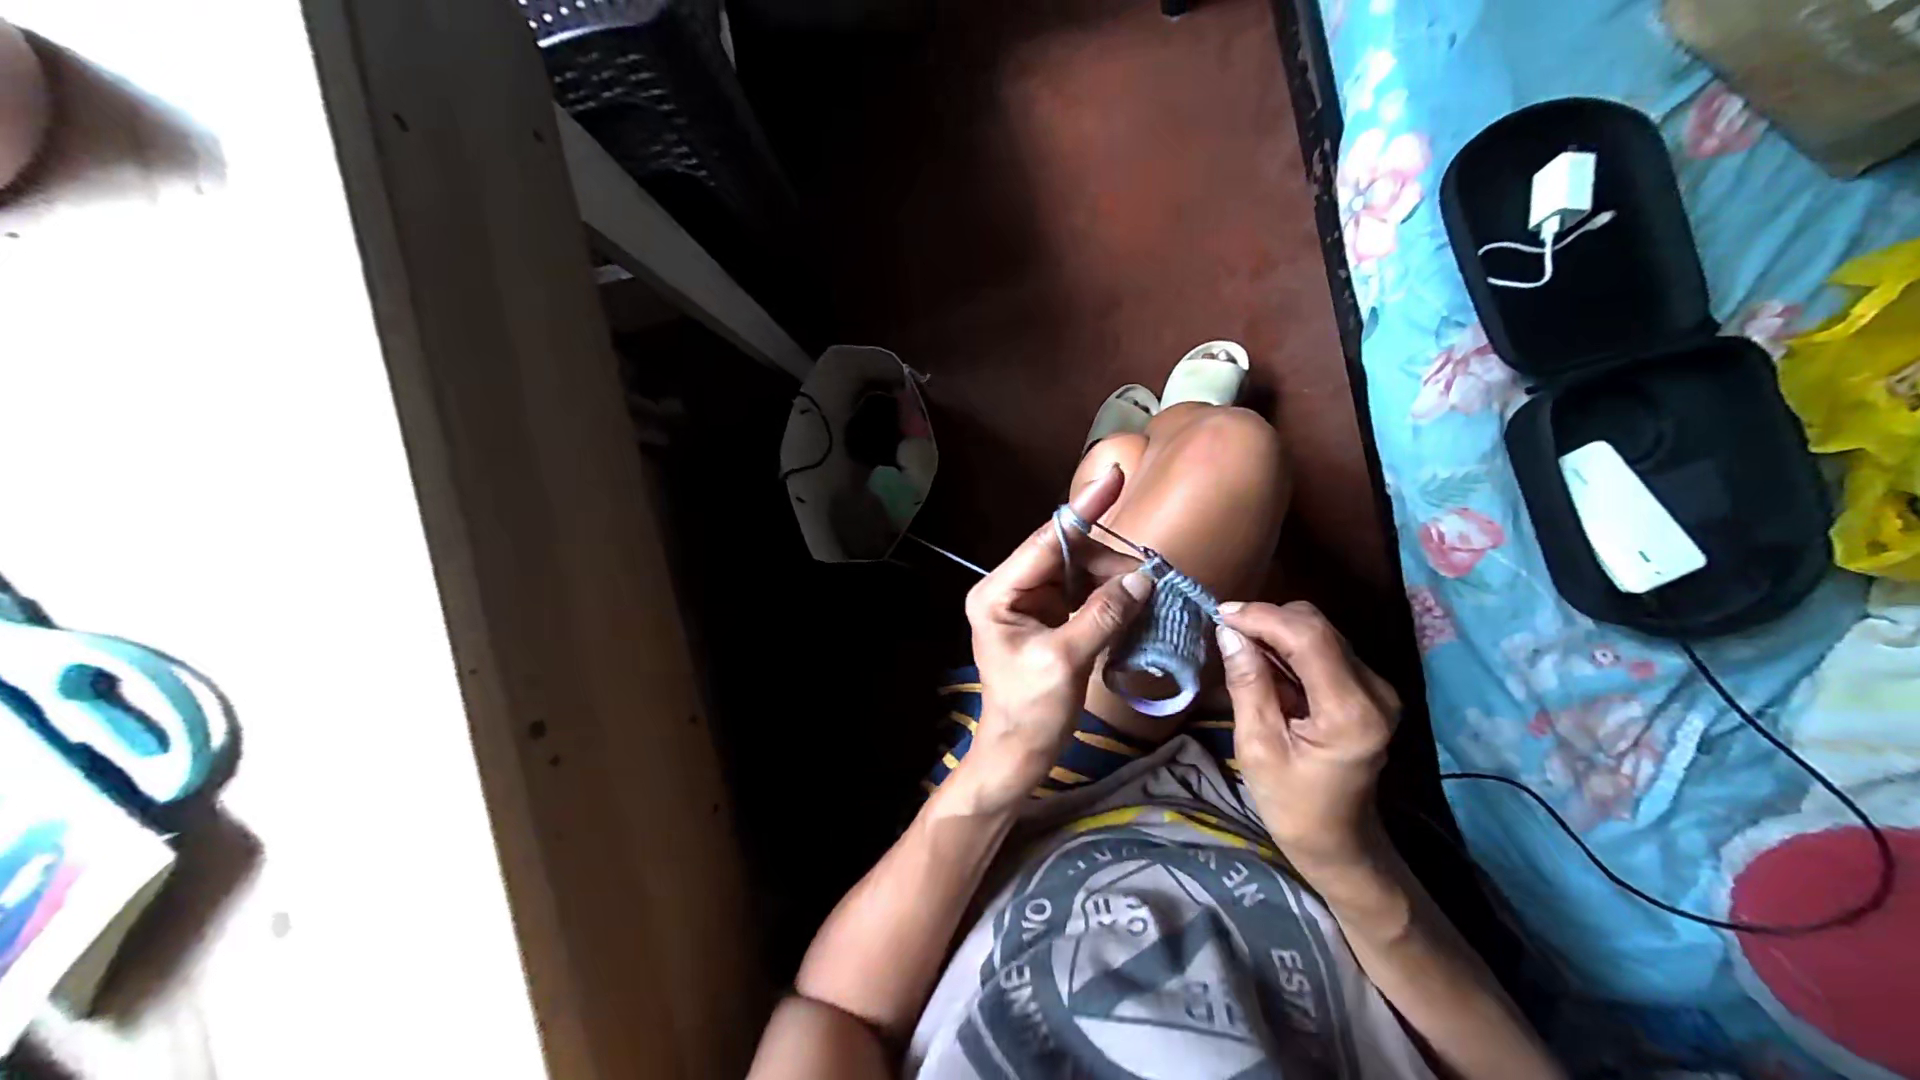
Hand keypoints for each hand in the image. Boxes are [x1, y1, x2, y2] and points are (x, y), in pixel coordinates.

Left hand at [956, 465, 1153, 814]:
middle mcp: (1010, 590)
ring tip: (1145, 594)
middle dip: (1108, 562)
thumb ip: (1102, 615)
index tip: (1113, 476)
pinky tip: (1132, 603)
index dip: (1083, 510)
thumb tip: (1142, 579)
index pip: (1044, 541)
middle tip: (1148, 579)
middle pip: (1065, 555)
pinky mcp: (1048, 619)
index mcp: (998, 593)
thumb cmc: (1030, 711)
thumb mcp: (1065, 661)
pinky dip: (1109, 597)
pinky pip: (1083, 595)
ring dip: (1112, 580)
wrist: (1018, 754)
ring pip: (1078, 573)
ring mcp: (1030, 603)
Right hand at [1215, 601, 1399, 875]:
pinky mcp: (1367, 688)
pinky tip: (1264, 663)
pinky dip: (1288, 645)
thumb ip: (1247, 684)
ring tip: (1240, 648)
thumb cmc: (1291, 803)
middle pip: (1317, 627)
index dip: (1263, 616)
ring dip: (1275, 631)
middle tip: (1225, 631)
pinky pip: (1323, 647)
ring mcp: (1376, 688)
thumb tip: (1229, 632)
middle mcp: (1375, 690)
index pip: (1309, 637)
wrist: (1338, 838)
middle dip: (1267, 620)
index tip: (1220, 613)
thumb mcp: (1257, 747)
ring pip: (1319, 631)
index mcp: (1350, 712)